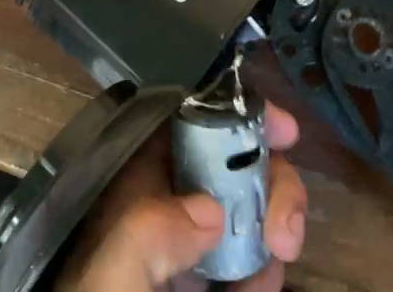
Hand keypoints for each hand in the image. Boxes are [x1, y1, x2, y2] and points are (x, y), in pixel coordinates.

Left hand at [56, 104, 307, 291]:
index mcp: (128, 197)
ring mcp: (180, 259)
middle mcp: (157, 217)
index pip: (181, 130)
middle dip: (268, 179)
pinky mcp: (201, 290)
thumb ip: (143, 239)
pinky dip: (265, 269)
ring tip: (284, 248)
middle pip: (225, 167)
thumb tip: (209, 209)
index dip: (231, 117)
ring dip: (274, 221)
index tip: (283, 129)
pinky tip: (271, 279)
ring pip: (242, 214)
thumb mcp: (105, 286)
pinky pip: (244, 270)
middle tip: (287, 227)